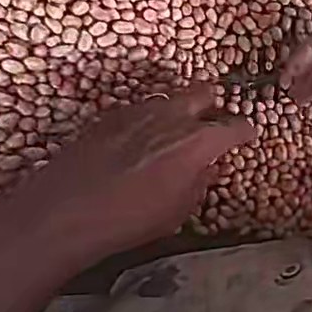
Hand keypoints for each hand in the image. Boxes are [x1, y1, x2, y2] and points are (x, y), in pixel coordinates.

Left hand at [0, 86, 255, 262]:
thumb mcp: (179, 209)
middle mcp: (170, 117)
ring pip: (169, 98)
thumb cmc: (131, 219)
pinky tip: (143, 141)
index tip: (247, 136)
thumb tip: (207, 167)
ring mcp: (137, 112)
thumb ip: (200, 182)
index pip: (234, 127)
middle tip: (214, 123)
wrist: (63, 212)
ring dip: (179, 111)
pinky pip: (140, 109)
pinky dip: (150, 120)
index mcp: (197, 142)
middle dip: (213, 106)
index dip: (245, 131)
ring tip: (178, 133)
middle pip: (202, 93)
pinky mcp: (108, 117)